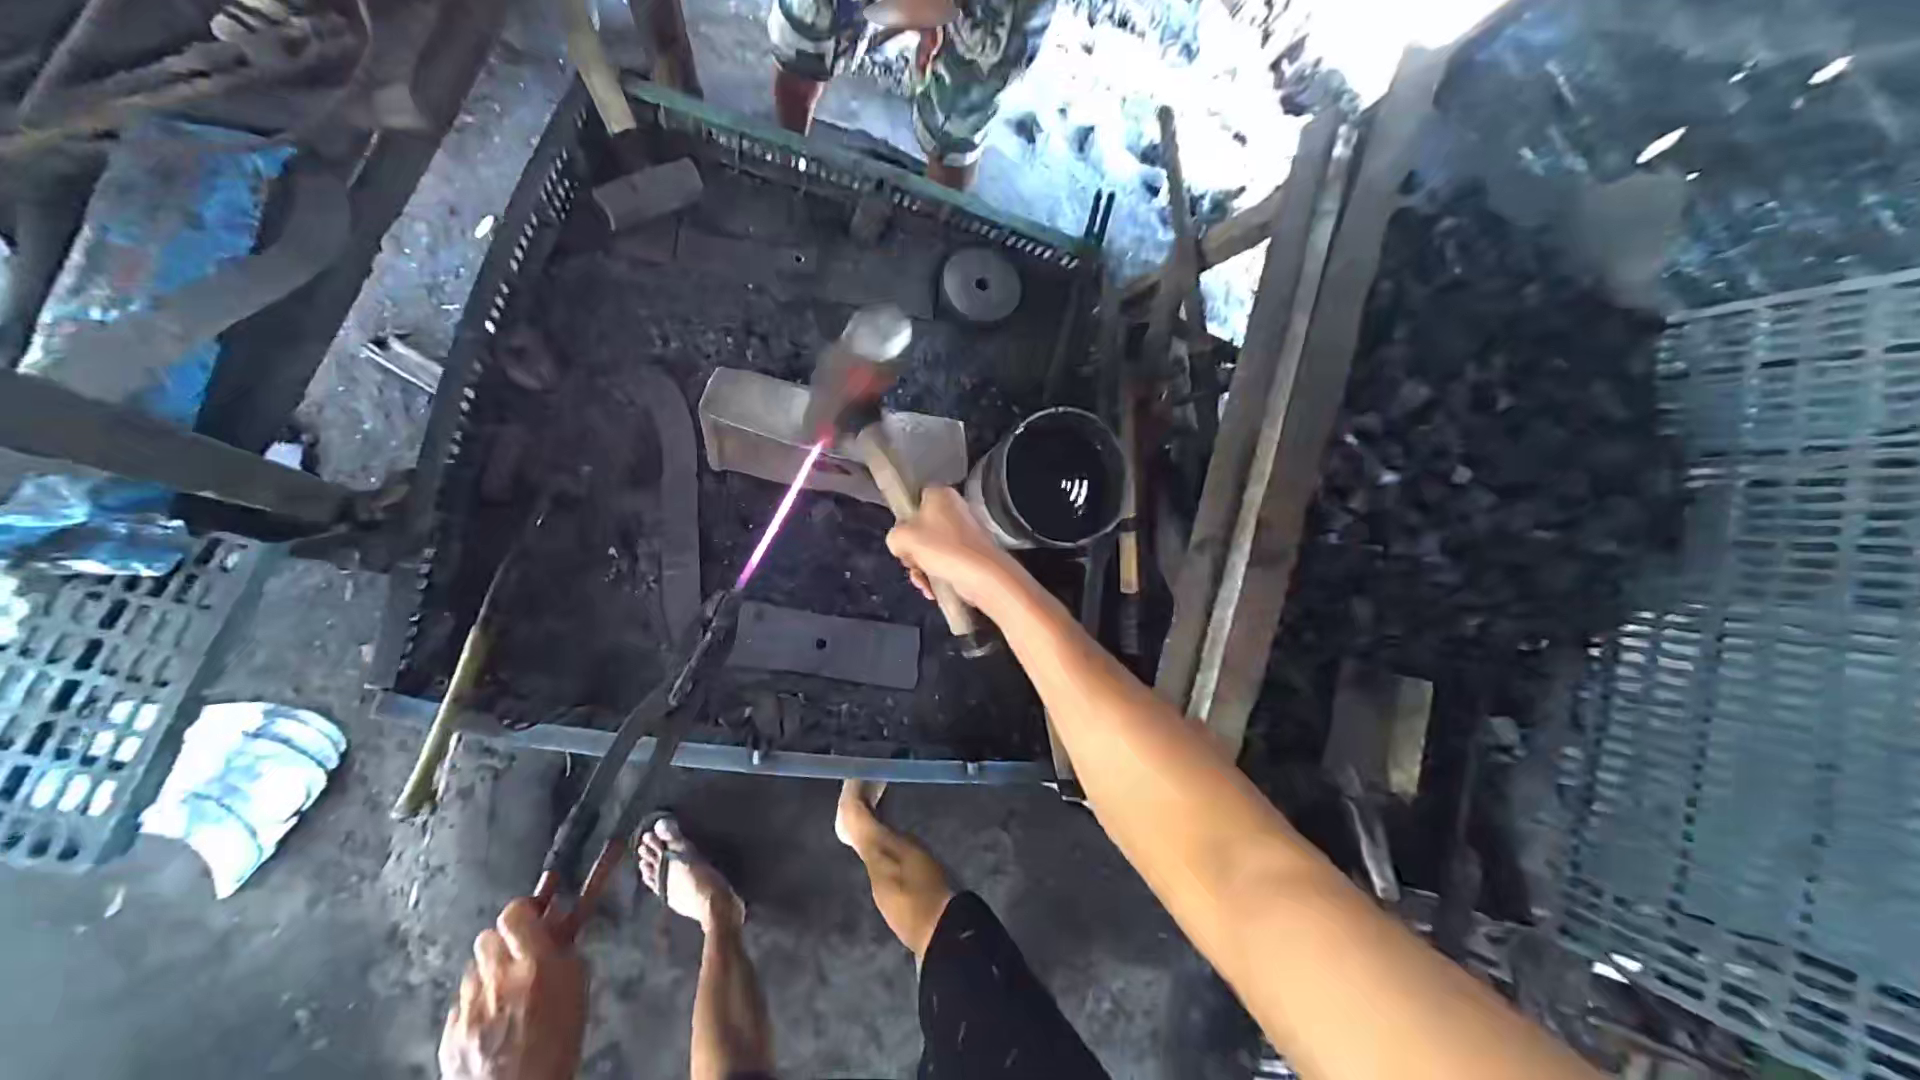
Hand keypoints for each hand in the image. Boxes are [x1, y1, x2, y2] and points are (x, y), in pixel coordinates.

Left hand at [439, 898, 587, 1079]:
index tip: (537, 912)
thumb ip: (565, 948)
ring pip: (473, 969)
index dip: (525, 909)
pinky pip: (460, 1003)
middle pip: (487, 936)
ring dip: (490, 970)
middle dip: (505, 940)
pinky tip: (492, 1019)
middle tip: (522, 951)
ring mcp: (466, 1008)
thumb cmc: (560, 1042)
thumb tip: (555, 921)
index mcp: (533, 964)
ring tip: (508, 990)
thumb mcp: (577, 986)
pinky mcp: (447, 1034)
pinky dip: (475, 1003)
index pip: (514, 913)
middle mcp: (495, 979)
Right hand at [885, 486, 1019, 612]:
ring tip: (923, 582)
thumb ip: (894, 536)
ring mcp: (967, 532)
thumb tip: (901, 544)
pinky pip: (947, 561)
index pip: (914, 500)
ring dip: (923, 568)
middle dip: (913, 551)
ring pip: (933, 549)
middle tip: (912, 563)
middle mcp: (956, 508)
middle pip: (922, 528)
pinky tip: (933, 589)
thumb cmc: (942, 548)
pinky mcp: (973, 553)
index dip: (904, 520)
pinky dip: (938, 575)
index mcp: (940, 494)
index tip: (902, 538)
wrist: (983, 575)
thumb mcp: (902, 538)